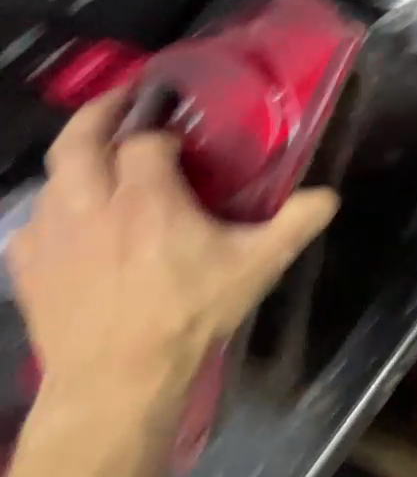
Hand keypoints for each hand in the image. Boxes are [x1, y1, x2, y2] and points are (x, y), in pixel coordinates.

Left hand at [5, 91, 338, 401]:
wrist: (118, 375)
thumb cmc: (193, 310)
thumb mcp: (262, 263)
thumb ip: (299, 220)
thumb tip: (327, 194)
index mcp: (147, 201)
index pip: (142, 142)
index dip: (161, 132)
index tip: (181, 137)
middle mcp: (90, 208)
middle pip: (76, 143)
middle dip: (98, 115)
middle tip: (123, 101)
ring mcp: (49, 237)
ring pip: (51, 179)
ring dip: (76, 161)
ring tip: (101, 161)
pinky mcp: (26, 266)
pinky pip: (34, 220)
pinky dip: (55, 207)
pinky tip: (75, 220)